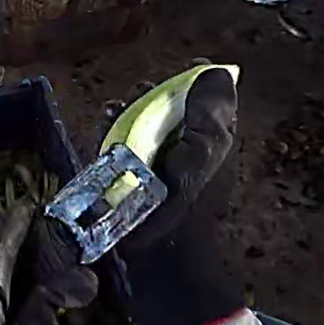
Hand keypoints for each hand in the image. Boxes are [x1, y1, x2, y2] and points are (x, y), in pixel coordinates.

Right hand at [120, 68, 244, 324]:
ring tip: (120, 105)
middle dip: (155, 93)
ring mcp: (156, 162)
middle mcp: (185, 149)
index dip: (193, 80)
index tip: (180, 71)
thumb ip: (212, 110)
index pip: (204, 99)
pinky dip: (112, 128)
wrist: (159, 254)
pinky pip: (120, 141)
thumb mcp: (208, 151)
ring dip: (131, 108)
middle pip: (170, 107)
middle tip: (143, 92)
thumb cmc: (189, 202)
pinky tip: (106, 120)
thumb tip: (217, 69)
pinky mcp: (130, 174)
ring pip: (142, 121)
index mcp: (212, 142)